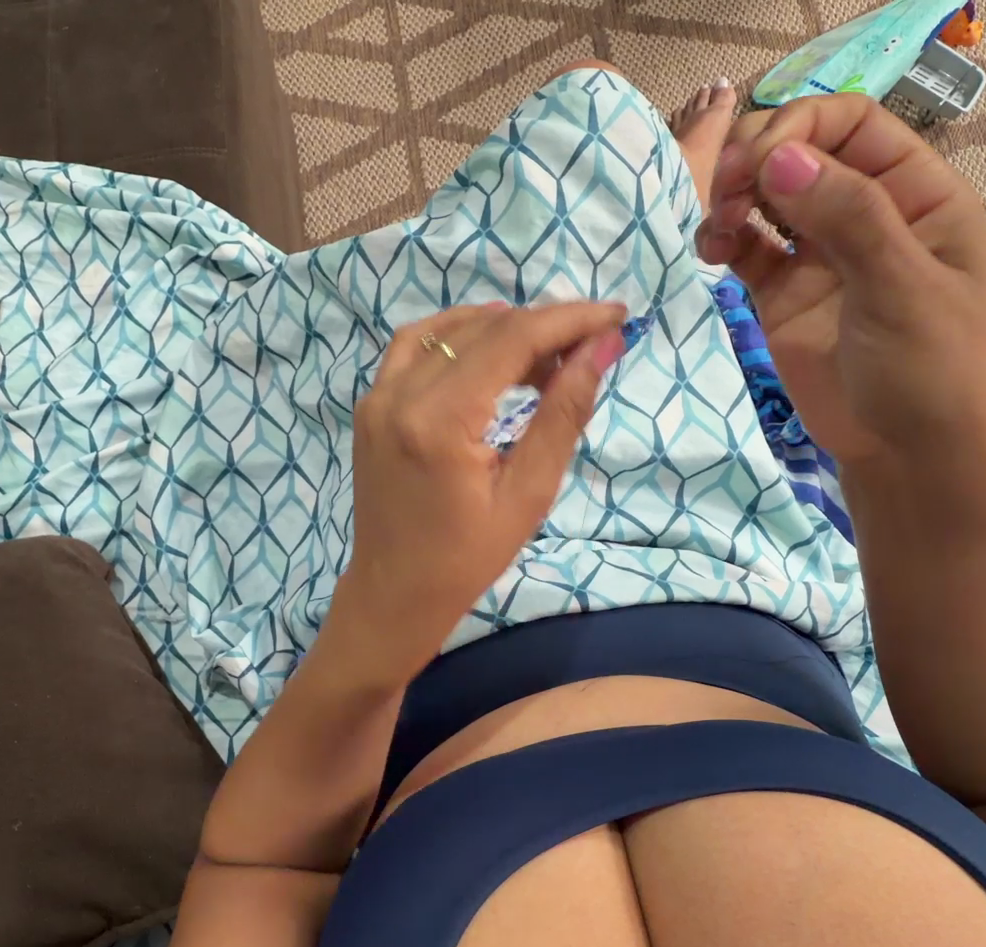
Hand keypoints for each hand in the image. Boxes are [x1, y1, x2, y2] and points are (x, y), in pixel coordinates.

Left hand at [325, 302, 628, 687]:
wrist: (393, 592)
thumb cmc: (466, 558)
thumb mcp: (528, 494)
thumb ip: (563, 414)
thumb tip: (602, 346)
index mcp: (439, 421)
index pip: (512, 340)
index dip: (569, 320)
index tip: (615, 315)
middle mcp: (398, 395)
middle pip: (482, 330)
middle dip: (543, 326)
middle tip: (589, 346)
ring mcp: (376, 397)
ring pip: (446, 331)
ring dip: (500, 330)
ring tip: (545, 356)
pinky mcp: (370, 406)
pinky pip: (414, 348)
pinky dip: (456, 338)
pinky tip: (488, 353)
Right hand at [695, 94, 985, 470]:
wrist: (905, 454)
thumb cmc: (929, 370)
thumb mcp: (901, 288)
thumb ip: (848, 218)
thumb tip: (778, 156)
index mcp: (916, 195)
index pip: (854, 126)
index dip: (802, 126)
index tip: (758, 159)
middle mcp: (865, 214)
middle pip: (802, 155)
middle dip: (757, 161)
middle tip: (725, 191)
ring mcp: (819, 255)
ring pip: (767, 200)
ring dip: (733, 200)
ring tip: (716, 229)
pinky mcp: (781, 294)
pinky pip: (746, 250)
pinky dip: (723, 241)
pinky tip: (711, 251)